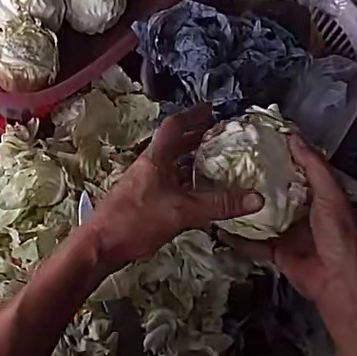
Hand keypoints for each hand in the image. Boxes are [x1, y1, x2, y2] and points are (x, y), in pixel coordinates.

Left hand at [81, 104, 261, 268]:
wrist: (100, 246)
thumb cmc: (136, 221)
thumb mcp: (182, 211)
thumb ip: (218, 204)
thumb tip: (257, 198)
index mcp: (155, 159)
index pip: (174, 127)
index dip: (193, 116)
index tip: (212, 109)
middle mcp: (148, 166)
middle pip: (173, 144)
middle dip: (195, 136)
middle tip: (218, 133)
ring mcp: (143, 184)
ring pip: (170, 164)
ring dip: (190, 159)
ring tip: (213, 160)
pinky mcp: (142, 201)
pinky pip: (168, 183)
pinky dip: (184, 182)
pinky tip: (197, 192)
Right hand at [224, 134, 356, 312]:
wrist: (338, 280)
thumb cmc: (340, 236)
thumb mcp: (330, 193)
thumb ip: (313, 166)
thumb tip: (294, 138)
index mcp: (321, 196)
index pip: (299, 170)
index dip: (282, 155)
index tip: (259, 141)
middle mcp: (304, 213)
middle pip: (277, 192)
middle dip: (258, 180)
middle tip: (233, 164)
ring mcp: (289, 233)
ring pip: (263, 216)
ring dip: (246, 207)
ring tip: (224, 190)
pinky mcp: (276, 252)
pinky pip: (254, 242)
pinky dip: (238, 237)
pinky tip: (222, 225)